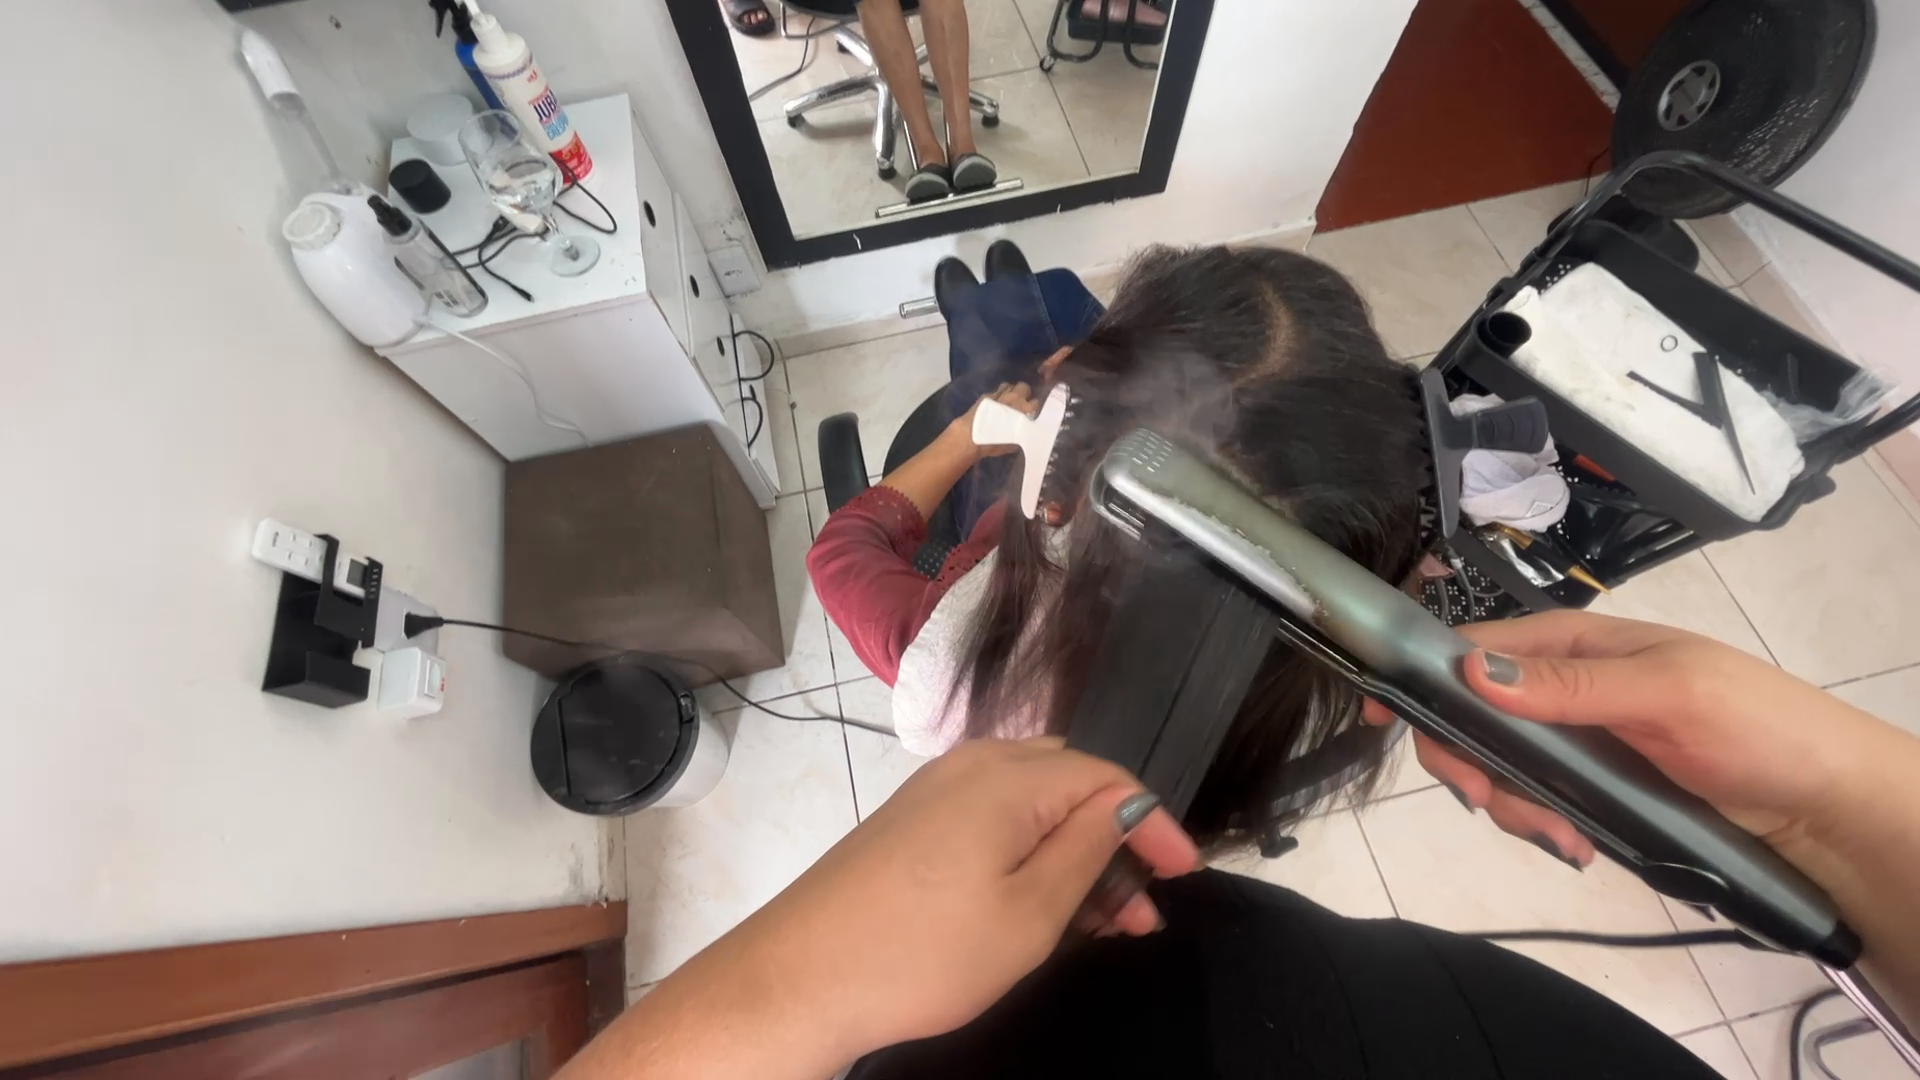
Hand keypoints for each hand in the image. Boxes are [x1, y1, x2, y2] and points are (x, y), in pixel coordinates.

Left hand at [577, 738, 1201, 1079]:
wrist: (801, 972)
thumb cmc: (926, 949)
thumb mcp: (1029, 912)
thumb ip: (1087, 847)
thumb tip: (1126, 804)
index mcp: (1007, 775)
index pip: (1105, 777)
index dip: (1152, 822)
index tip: (1187, 875)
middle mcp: (974, 763)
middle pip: (1069, 783)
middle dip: (1114, 838)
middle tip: (1142, 907)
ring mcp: (940, 786)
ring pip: (1033, 804)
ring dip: (1074, 852)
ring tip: (1105, 921)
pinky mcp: (919, 816)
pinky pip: (995, 817)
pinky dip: (1031, 852)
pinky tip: (1045, 901)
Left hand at [949, 382, 1038, 458]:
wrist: (973, 437)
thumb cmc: (996, 443)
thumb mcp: (1015, 442)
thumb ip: (1023, 432)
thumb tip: (1024, 430)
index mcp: (1025, 410)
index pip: (1037, 402)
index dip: (1034, 407)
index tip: (1032, 412)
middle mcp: (1015, 398)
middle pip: (1024, 387)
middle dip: (1024, 393)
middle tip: (1021, 402)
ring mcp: (1000, 394)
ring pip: (1010, 385)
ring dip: (1010, 391)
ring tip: (1008, 400)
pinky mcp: (987, 395)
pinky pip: (997, 390)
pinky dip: (998, 395)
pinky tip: (995, 402)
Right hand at [1363, 610, 1897, 867]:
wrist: (1835, 814)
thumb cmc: (1761, 730)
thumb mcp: (1672, 693)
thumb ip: (1571, 685)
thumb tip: (1468, 671)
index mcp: (1563, 646)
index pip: (1464, 649)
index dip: (1417, 678)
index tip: (1385, 718)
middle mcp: (1549, 687)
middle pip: (1462, 713)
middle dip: (1463, 759)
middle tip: (1486, 800)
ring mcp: (1562, 738)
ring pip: (1488, 762)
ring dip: (1505, 801)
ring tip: (1556, 836)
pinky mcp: (1579, 784)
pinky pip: (1525, 797)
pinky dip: (1533, 822)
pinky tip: (1570, 843)